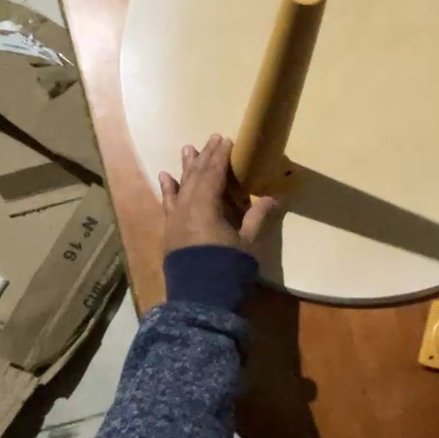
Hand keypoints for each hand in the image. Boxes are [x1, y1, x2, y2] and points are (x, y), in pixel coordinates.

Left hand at [158, 134, 277, 257]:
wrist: (200, 299)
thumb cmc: (228, 268)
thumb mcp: (248, 243)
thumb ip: (257, 217)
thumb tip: (273, 197)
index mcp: (206, 205)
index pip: (213, 172)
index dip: (220, 155)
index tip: (226, 139)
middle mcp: (186, 207)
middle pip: (196, 175)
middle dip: (205, 156)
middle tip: (211, 138)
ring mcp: (175, 219)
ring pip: (180, 186)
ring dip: (185, 167)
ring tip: (187, 149)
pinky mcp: (170, 232)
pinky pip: (167, 204)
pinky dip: (168, 189)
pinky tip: (165, 177)